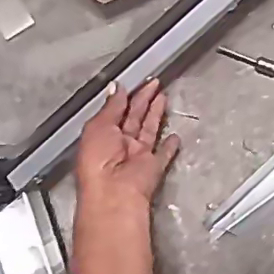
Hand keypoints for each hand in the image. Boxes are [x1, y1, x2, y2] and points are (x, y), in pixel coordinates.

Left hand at [75, 79, 181, 216]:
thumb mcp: (98, 126)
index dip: (126, 96)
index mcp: (103, 134)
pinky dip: (170, 146)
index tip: (135, 81)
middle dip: (144, 99)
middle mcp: (120, 144)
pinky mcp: (155, 166)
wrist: (115, 193)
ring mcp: (138, 155)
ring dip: (156, 114)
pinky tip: (175, 136)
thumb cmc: (99, 160)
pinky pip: (164, 154)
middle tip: (154, 83)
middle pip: (134, 117)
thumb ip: (111, 107)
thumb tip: (116, 87)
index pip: (116, 111)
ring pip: (149, 130)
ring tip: (164, 97)